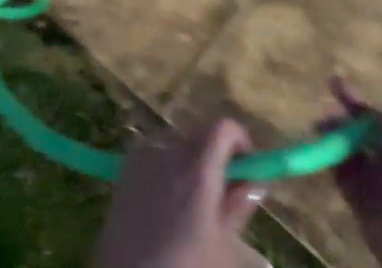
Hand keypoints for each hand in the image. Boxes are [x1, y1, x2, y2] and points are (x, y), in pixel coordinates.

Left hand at [91, 118, 267, 267]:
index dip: (240, 141)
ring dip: (192, 158)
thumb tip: (255, 181)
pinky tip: (167, 198)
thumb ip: (240, 204)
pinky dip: (168, 164)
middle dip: (217, 153)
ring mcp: (144, 155)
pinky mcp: (126, 164)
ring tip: (193, 198)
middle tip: (224, 188)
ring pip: (178, 143)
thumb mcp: (223, 242)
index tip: (247, 167)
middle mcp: (169, 151)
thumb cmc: (184, 263)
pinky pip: (156, 152)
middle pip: (201, 134)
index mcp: (198, 169)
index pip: (224, 127)